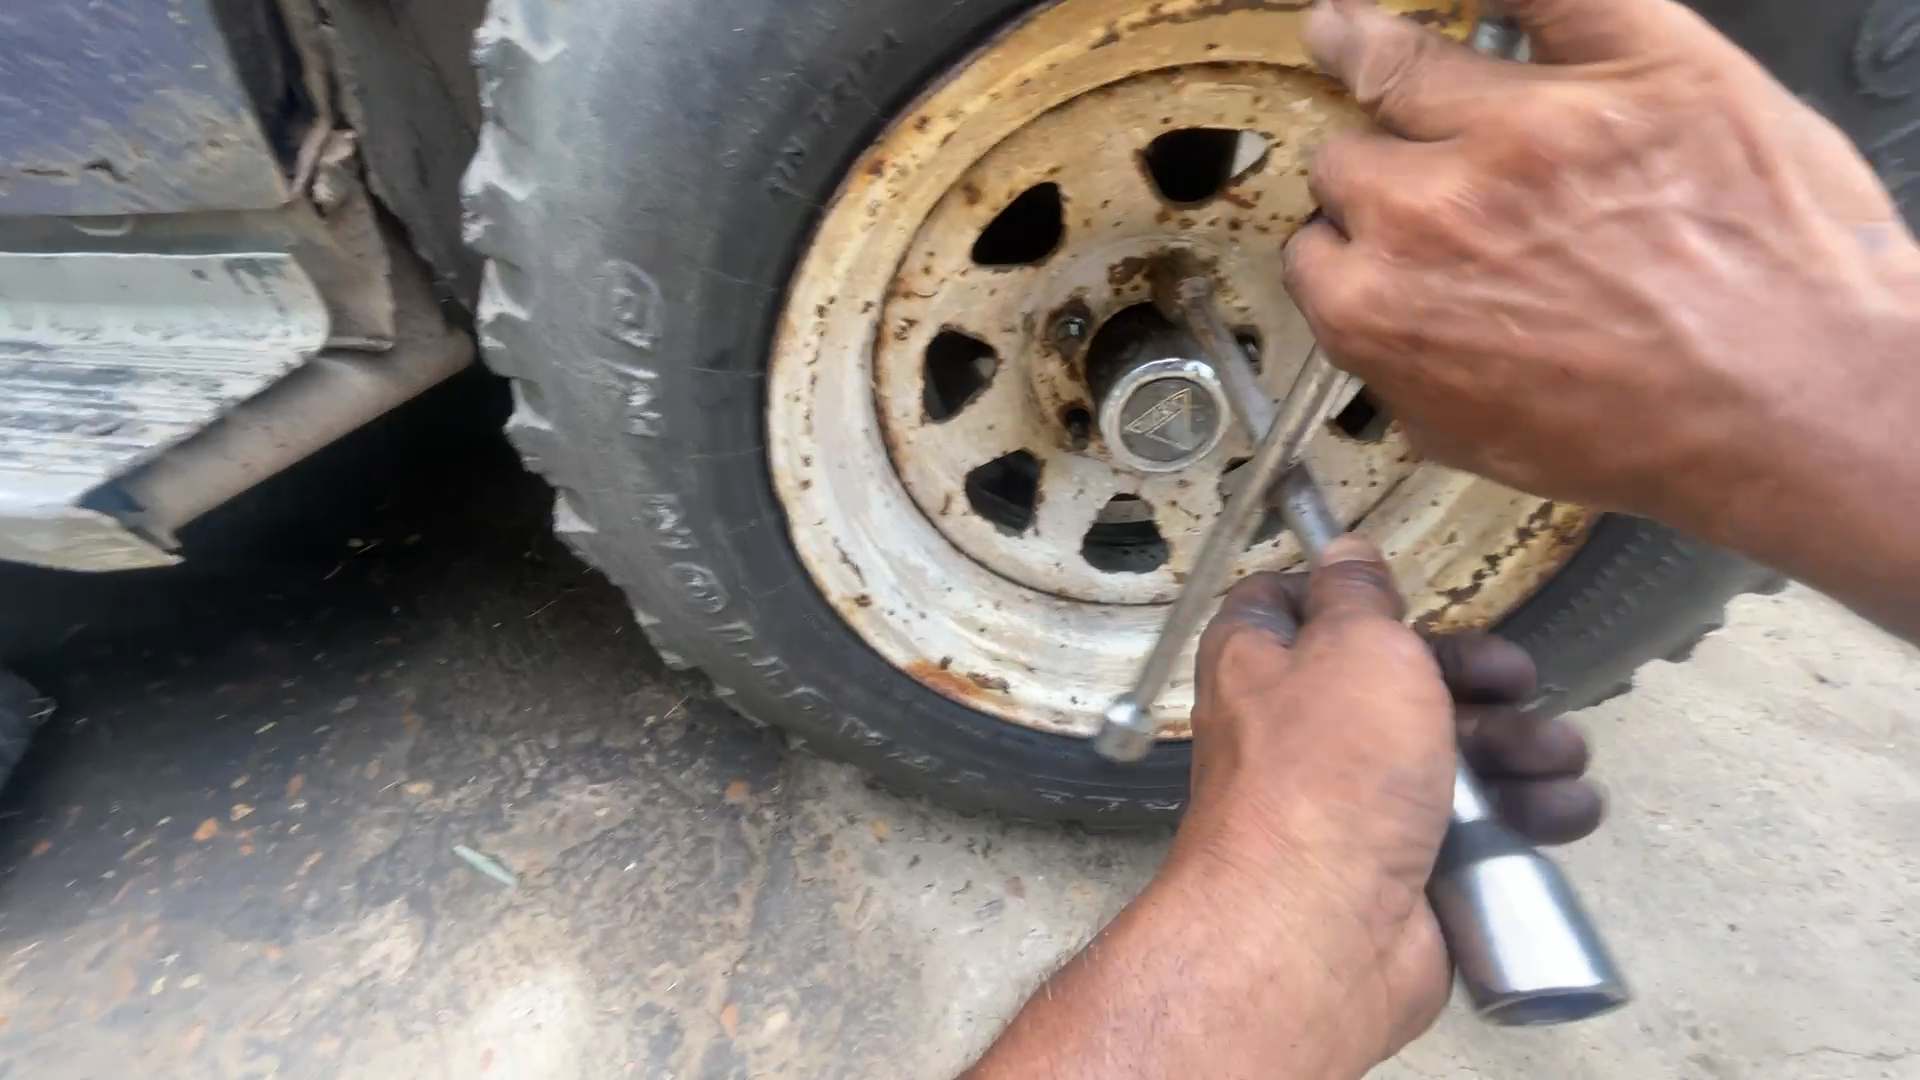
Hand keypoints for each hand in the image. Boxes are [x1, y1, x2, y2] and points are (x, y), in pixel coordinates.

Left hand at [1167, 537, 1600, 1071]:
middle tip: (1521, 679)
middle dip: (1467, 670)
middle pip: (1388, 669)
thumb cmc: (1328, 764)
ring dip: (1514, 740)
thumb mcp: (1352, 648)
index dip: (1342, 589)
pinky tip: (1565, 808)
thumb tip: (1341, 548)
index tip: (1402, 595)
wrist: (1319, 923)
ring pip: (1440, 739)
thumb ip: (1355, 594)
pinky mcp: (1395, 847)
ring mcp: (1344, 786)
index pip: (1285, 598)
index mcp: (1258, 657)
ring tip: (1556, 756)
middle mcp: (1293, 715)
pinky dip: (1520, 806)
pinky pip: (1464, 810)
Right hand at [1285, 0, 1919, 552]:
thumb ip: (1382, 364)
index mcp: (1369, 307)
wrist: (1778, 407)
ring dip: (1359, 53)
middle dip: (1362, 176)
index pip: (1311, 249)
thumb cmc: (1611, 436)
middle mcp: (1421, 212)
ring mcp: (1524, 129)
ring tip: (1337, 30)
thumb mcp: (1447, 433)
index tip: (1360, 248)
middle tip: (1398, 180)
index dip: (1336, 249)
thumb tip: (1366, 319)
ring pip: (1399, 68)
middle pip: (1344, 163)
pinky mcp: (1636, 67)